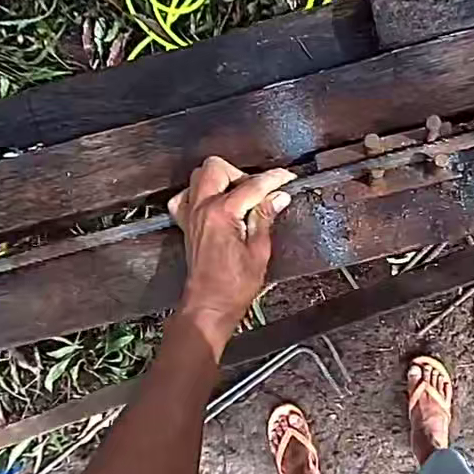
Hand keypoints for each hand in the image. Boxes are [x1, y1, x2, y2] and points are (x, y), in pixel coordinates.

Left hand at [167, 156, 295, 355]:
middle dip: (241, 173)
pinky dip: (201, 194)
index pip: (252, 185)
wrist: (209, 306)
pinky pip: (186, 196)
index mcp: (221, 214)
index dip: (274, 179)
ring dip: (221, 180)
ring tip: (241, 197)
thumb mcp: (259, 252)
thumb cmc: (233, 287)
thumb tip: (278, 197)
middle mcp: (201, 209)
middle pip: (216, 168)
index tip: (288, 178)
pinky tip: (216, 205)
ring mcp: (190, 215)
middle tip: (259, 190)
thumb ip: (265, 218)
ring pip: (199, 177)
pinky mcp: (186, 225)